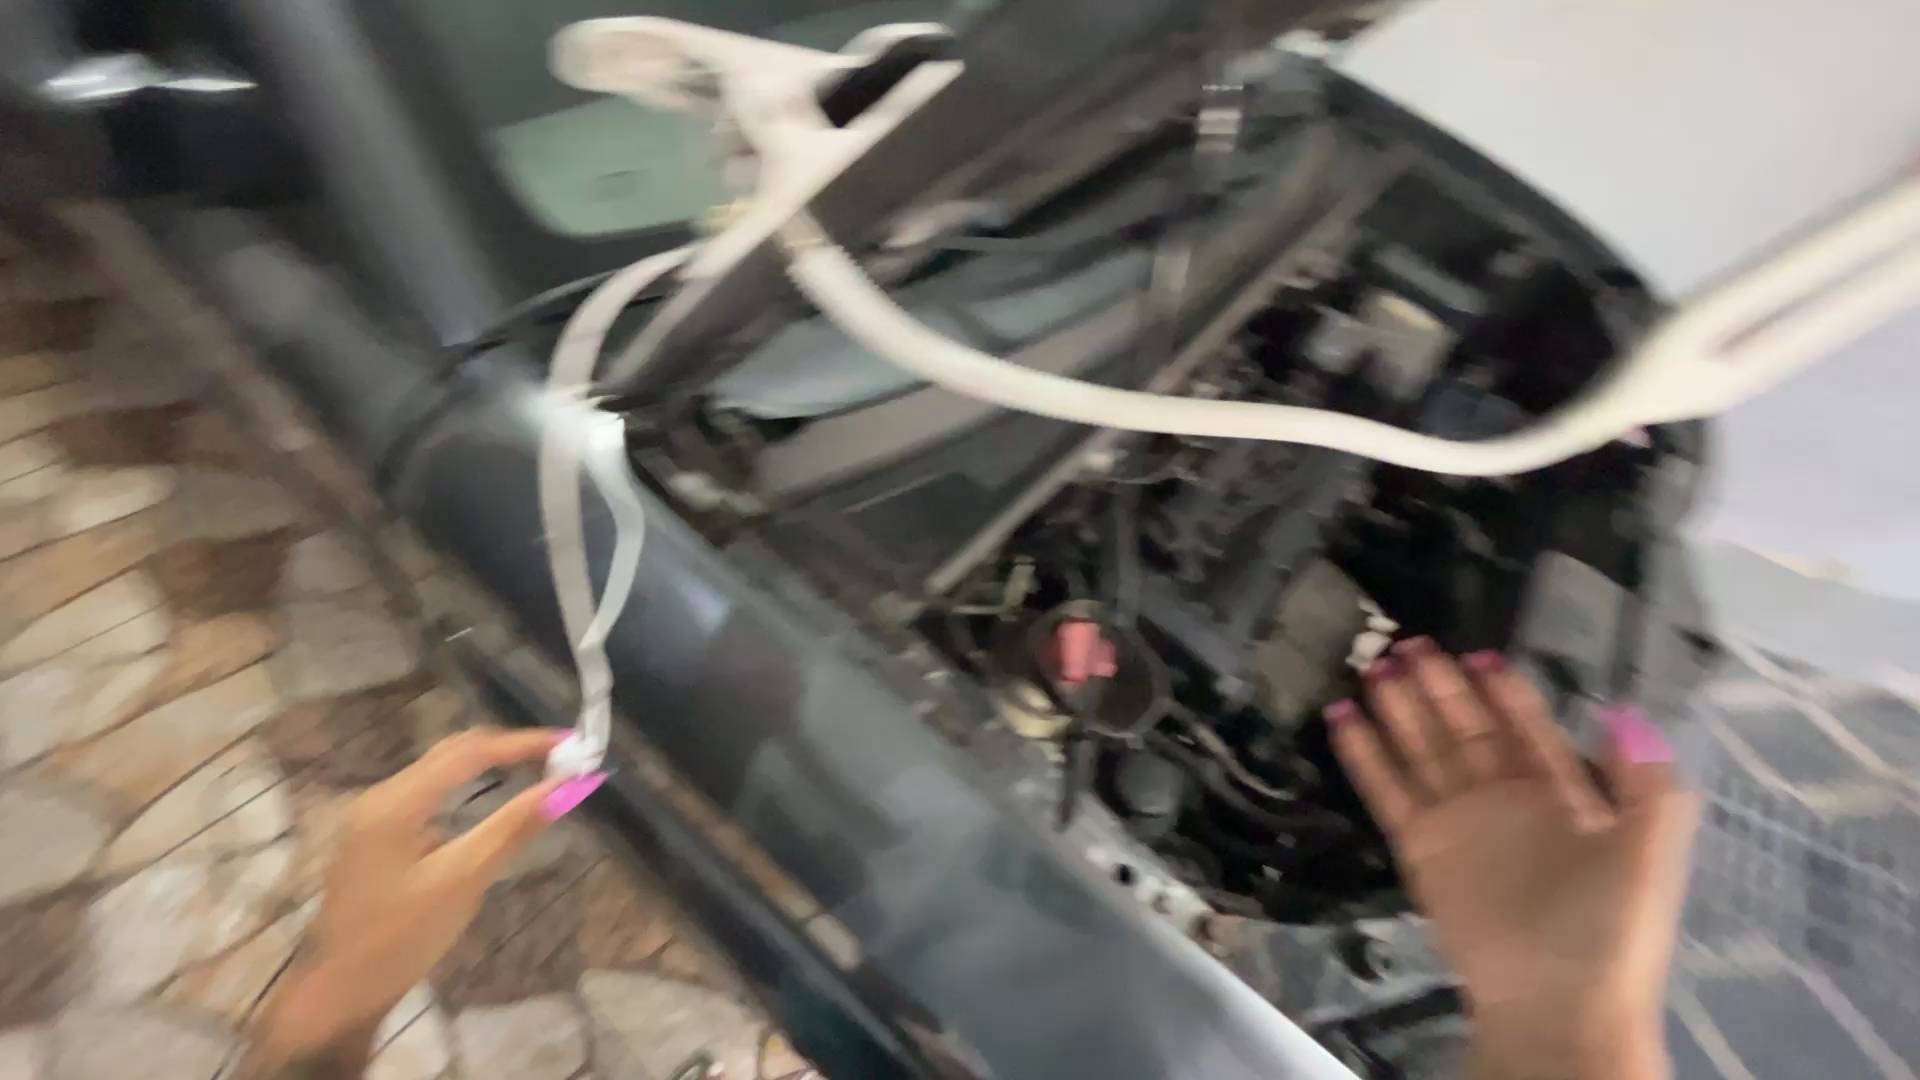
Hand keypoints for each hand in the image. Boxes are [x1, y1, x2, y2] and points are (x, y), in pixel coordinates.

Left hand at [247, 728, 606, 1073]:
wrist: (338, 997)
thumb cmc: (400, 939)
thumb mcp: (464, 879)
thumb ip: (515, 825)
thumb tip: (572, 785)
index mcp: (395, 804)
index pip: (470, 752)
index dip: (525, 742)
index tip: (573, 744)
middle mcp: (382, 796)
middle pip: (456, 750)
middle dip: (513, 746)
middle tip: (563, 755)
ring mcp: (377, 812)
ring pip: (446, 765)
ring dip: (495, 759)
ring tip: (543, 766)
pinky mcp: (382, 829)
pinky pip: (437, 785)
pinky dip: (476, 778)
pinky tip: (501, 789)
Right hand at [1326, 641, 1696, 1079]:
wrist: (1552, 1001)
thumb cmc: (1607, 927)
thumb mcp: (1645, 856)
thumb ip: (1644, 786)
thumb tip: (1626, 711)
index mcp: (1558, 796)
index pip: (1524, 729)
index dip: (1504, 693)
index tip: (1477, 656)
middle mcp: (1500, 796)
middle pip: (1462, 729)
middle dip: (1438, 687)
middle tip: (1407, 645)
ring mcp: (1454, 816)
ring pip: (1420, 749)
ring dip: (1396, 709)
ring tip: (1372, 668)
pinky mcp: (1415, 840)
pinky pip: (1385, 787)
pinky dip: (1362, 752)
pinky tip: (1341, 716)